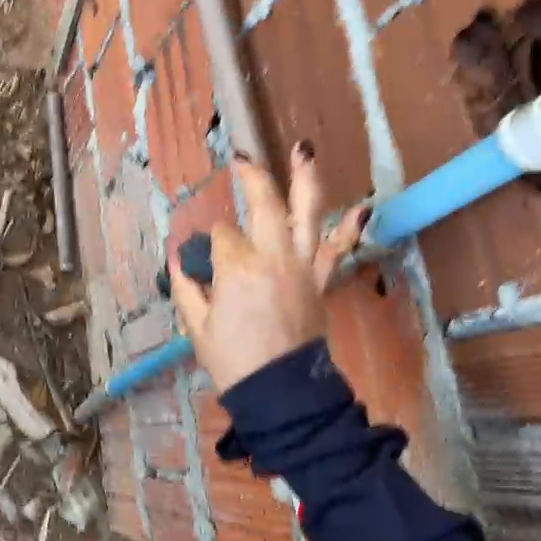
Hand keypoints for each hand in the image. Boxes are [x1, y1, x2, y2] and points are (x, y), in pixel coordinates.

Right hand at [171, 144, 366, 391]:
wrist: (280, 390)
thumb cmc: (232, 360)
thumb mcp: (196, 325)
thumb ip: (186, 285)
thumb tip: (177, 256)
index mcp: (237, 268)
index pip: (221, 235)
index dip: (208, 241)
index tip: (202, 255)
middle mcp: (273, 256)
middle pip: (263, 204)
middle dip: (250, 177)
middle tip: (241, 158)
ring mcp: (303, 266)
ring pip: (308, 212)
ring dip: (306, 178)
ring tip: (304, 150)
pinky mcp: (322, 281)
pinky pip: (338, 249)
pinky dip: (350, 227)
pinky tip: (363, 206)